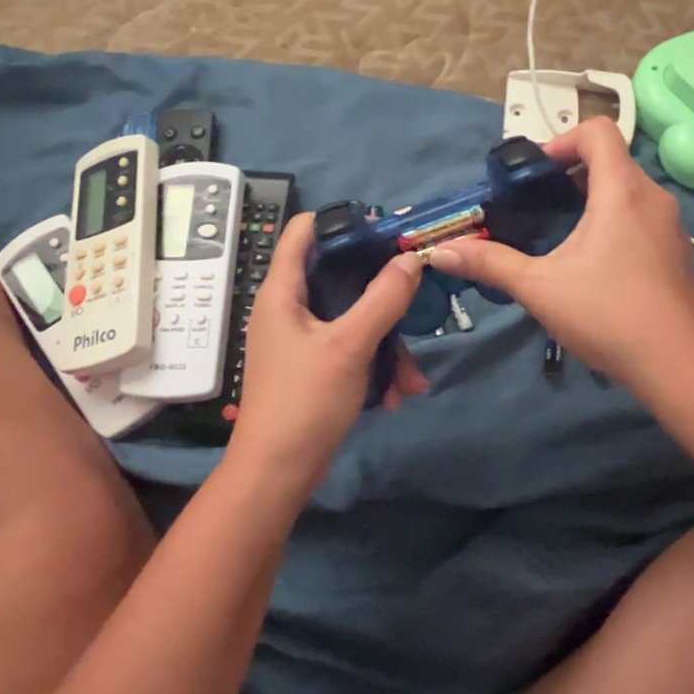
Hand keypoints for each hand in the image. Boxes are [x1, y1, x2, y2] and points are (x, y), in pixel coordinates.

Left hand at [228, 213, 428, 481]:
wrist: (278, 472)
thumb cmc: (305, 399)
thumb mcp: (349, 346)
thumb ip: (382, 299)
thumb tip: (409, 260)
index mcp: (282, 291)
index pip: (303, 231)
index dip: (341, 222)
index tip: (383, 231)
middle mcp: (288, 308)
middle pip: (338, 276)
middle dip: (381, 292)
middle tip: (416, 294)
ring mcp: (301, 339)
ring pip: (352, 319)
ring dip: (387, 343)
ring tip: (412, 378)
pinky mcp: (314, 367)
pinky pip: (351, 350)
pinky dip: (375, 366)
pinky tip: (397, 395)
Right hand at [428, 118, 693, 386]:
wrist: (678, 365)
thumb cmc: (608, 314)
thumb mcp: (539, 287)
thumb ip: (490, 263)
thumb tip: (440, 251)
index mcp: (622, 191)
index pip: (597, 132)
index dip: (561, 141)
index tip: (534, 174)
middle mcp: (652, 197)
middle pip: (610, 160)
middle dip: (570, 174)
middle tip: (535, 205)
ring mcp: (670, 225)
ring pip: (627, 190)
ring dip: (592, 198)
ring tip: (559, 233)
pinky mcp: (676, 252)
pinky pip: (641, 216)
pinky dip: (613, 220)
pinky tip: (592, 263)